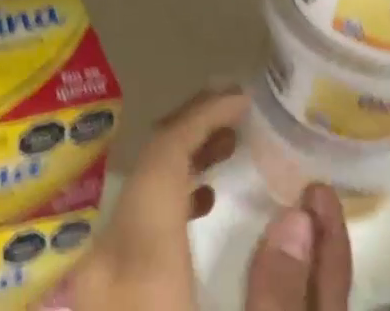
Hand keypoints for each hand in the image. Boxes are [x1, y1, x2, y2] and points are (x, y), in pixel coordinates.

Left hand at [53, 86, 352, 310]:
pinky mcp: (92, 301)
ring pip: (129, 197)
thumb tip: (301, 217)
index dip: (201, 117)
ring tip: (230, 152)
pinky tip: (196, 212)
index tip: (243, 98)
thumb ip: (282, 297)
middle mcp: (104, 266)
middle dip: (192, 133)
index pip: (161, 158)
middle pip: (141, 169)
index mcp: (142, 270)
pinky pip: (123, 231)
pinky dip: (160, 205)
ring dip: (176, 167)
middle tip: (244, 117)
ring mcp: (89, 286)